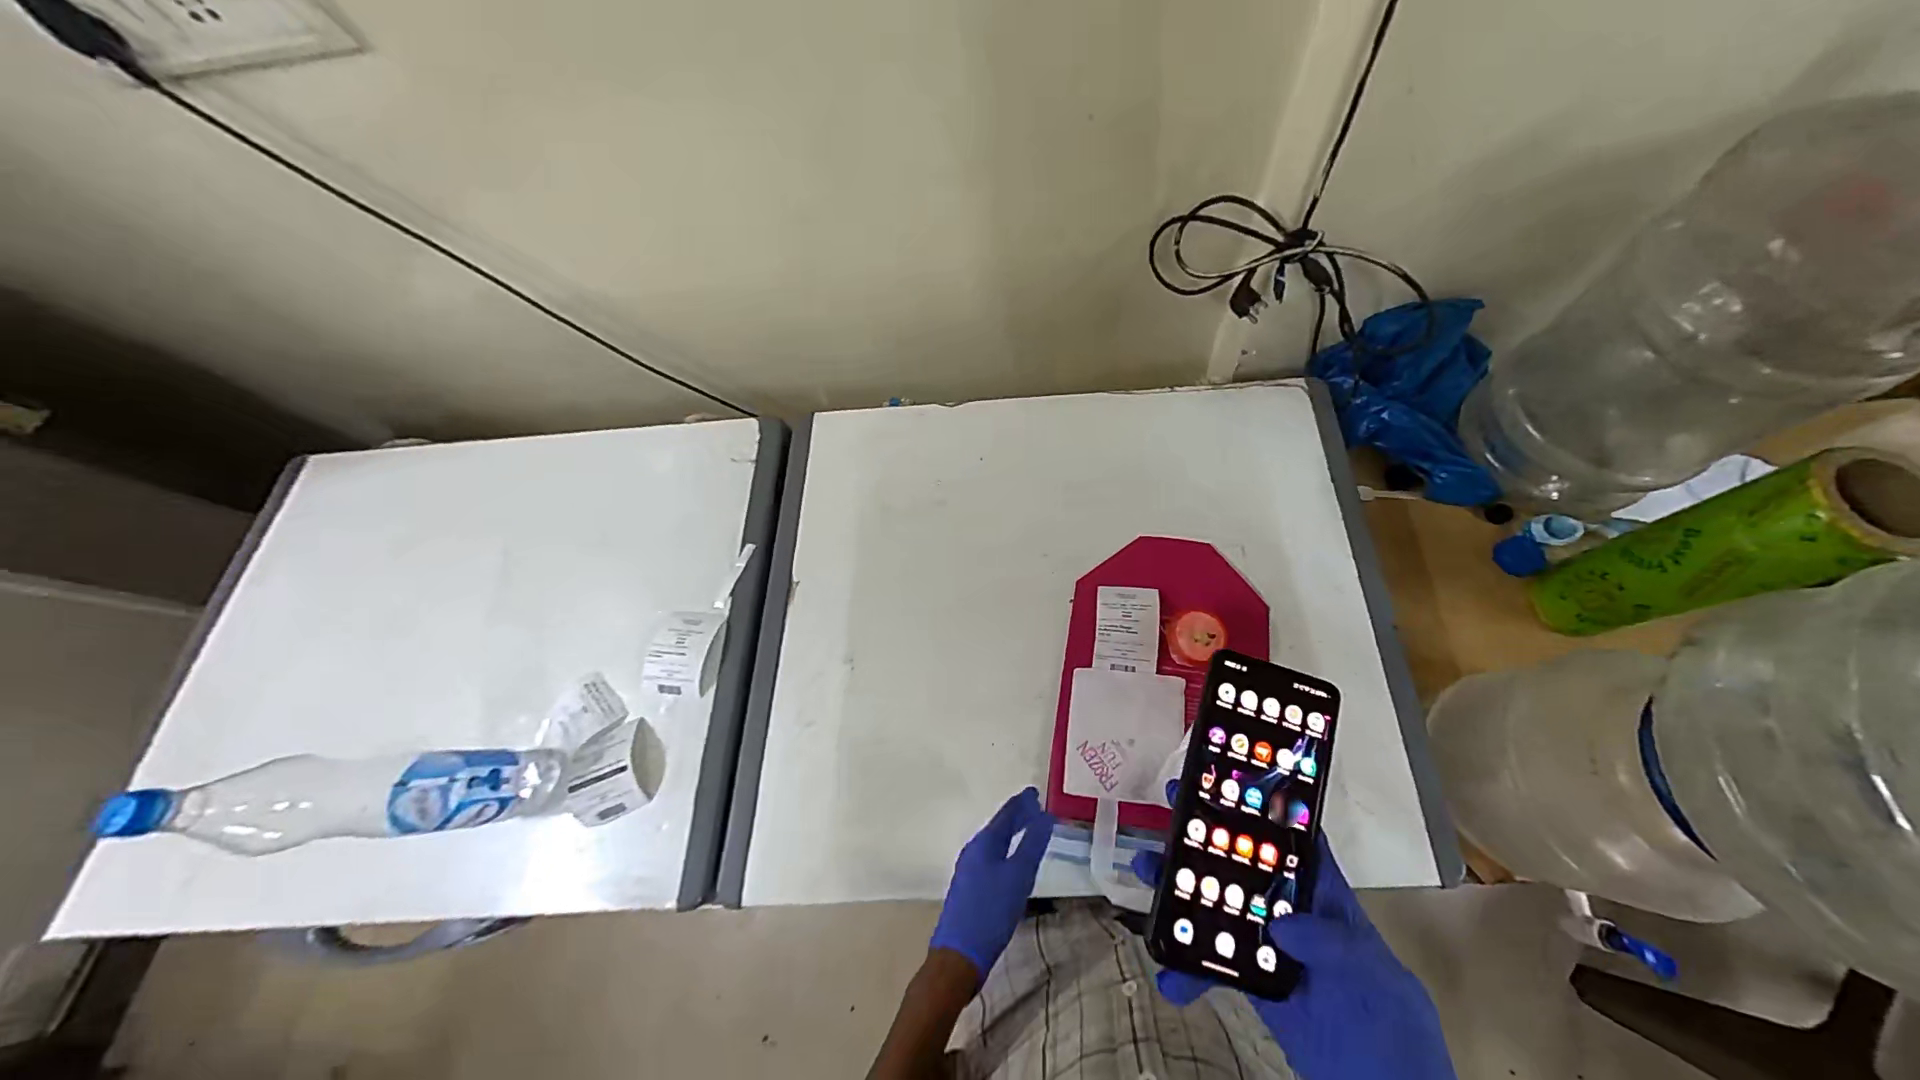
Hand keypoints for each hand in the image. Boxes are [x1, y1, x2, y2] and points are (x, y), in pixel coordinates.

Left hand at [929, 787, 1054, 980]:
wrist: (959, 954)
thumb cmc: (991, 912)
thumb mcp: (1018, 876)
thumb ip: (1032, 845)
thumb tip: (1046, 816)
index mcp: (984, 843)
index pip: (1005, 815)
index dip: (1021, 803)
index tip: (1035, 792)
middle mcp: (973, 851)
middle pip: (998, 827)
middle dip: (1016, 816)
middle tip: (1035, 807)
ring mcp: (968, 870)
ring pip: (993, 843)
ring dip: (1010, 833)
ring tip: (1026, 829)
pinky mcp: (969, 888)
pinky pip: (990, 858)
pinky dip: (1004, 850)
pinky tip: (1010, 861)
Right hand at [1133, 834, 1454, 1079]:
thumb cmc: (1390, 1027)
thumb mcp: (1373, 976)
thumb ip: (1332, 944)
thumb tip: (1281, 923)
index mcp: (1325, 898)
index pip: (1295, 842)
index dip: (1262, 809)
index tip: (1224, 783)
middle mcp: (1293, 913)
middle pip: (1243, 867)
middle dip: (1203, 841)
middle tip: (1167, 816)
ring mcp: (1271, 948)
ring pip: (1219, 908)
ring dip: (1181, 894)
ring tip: (1145, 876)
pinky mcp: (1256, 984)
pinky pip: (1214, 965)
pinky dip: (1189, 972)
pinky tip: (1170, 979)